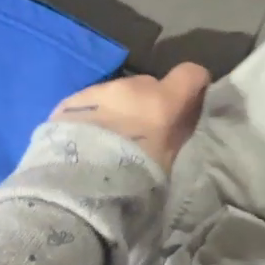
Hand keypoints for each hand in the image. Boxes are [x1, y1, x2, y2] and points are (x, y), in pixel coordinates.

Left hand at [50, 62, 210, 171]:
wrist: (74, 190)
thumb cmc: (132, 183)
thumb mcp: (168, 163)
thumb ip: (178, 135)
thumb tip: (184, 122)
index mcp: (161, 103)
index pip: (191, 74)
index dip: (194, 86)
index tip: (190, 102)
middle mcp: (130, 88)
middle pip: (149, 85)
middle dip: (150, 103)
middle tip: (143, 134)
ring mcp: (97, 91)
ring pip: (118, 93)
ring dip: (121, 110)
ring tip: (111, 140)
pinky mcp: (70, 101)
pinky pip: (92, 102)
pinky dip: (96, 116)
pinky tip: (88, 140)